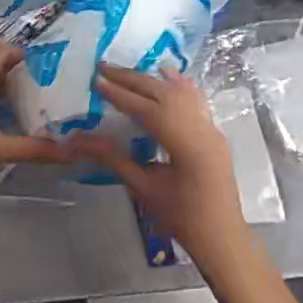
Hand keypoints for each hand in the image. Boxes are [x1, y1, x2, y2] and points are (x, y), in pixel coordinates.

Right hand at [67, 64, 243, 242]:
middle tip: (104, 67)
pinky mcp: (214, 134)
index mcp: (185, 145)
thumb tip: (81, 140)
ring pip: (181, 93)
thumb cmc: (180, 217)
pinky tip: (168, 75)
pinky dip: (179, 85)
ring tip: (128, 69)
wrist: (220, 235)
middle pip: (164, 94)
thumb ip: (114, 158)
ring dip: (152, 79)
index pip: (147, 110)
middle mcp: (202, 130)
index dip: (121, 94)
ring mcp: (212, 130)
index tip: (97, 81)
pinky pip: (196, 101)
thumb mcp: (143, 188)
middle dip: (133, 79)